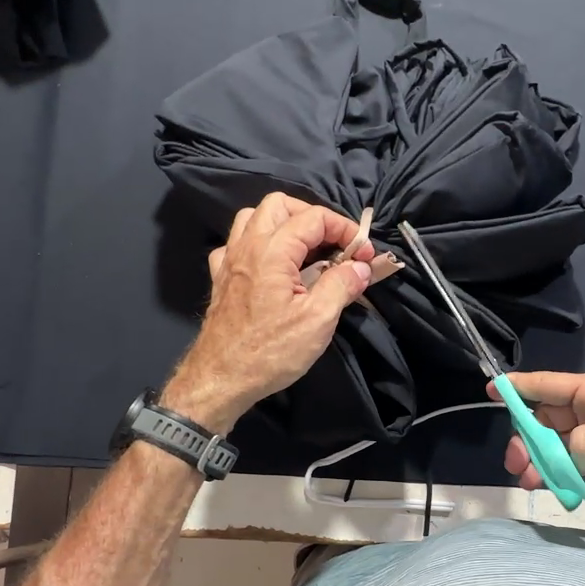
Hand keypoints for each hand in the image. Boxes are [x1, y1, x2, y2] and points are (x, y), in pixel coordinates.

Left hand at [165, 193, 374, 430]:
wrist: (221, 380)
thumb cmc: (271, 352)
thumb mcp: (318, 320)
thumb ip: (341, 285)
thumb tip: (361, 268)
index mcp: (272, 252)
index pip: (313, 218)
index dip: (345, 230)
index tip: (364, 255)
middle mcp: (246, 247)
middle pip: (279, 205)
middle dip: (314, 217)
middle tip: (336, 245)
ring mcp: (229, 261)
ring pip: (255, 219)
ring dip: (285, 225)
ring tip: (308, 252)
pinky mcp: (222, 279)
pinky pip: (238, 244)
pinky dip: (261, 245)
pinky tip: (274, 267)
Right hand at [496, 371, 584, 512]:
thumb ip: (584, 442)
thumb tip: (563, 453)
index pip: (551, 384)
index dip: (520, 387)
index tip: (492, 390)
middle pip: (547, 416)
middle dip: (526, 438)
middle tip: (516, 464)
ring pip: (555, 440)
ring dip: (539, 458)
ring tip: (529, 481)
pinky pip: (570, 457)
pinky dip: (557, 469)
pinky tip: (550, 484)